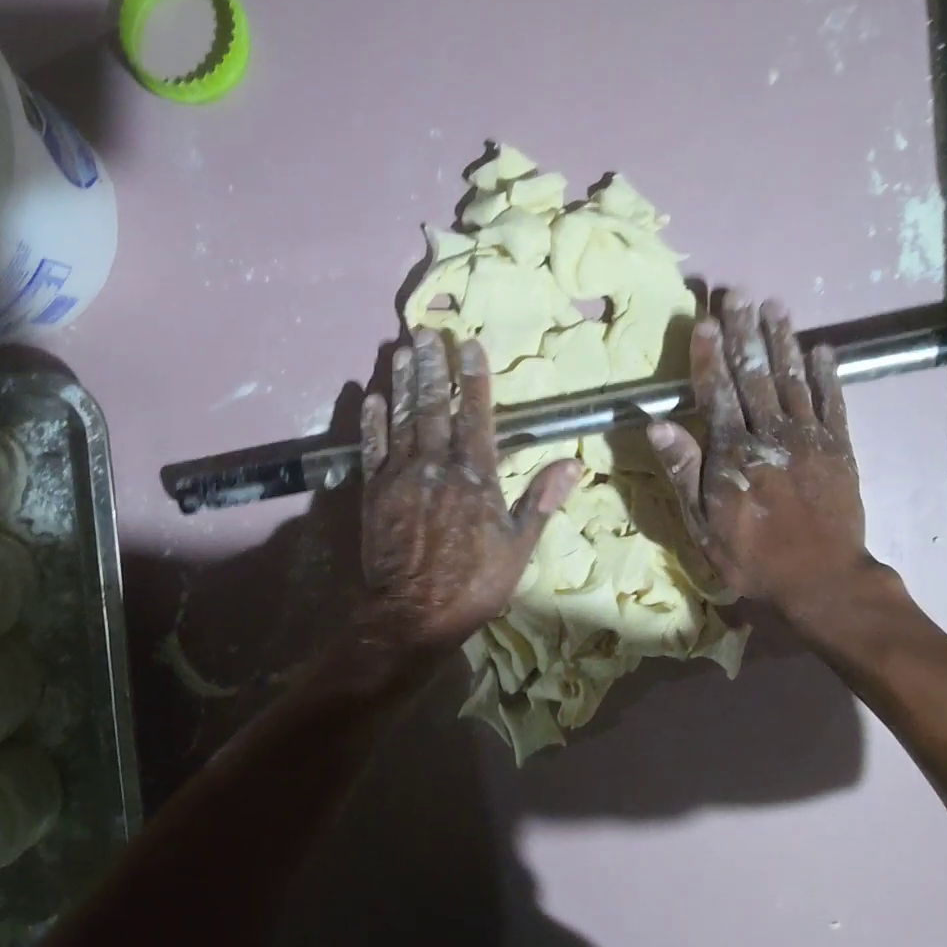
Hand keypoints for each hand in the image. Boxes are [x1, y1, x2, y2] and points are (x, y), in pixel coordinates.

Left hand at [357, 330, 580, 655]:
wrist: (413, 613)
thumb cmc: (474, 583)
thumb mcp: (520, 546)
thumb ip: (542, 499)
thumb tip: (575, 462)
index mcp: (476, 475)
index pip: (477, 414)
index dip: (474, 377)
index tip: (469, 344)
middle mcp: (438, 465)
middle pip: (435, 405)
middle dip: (433, 366)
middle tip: (427, 332)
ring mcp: (402, 476)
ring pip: (402, 418)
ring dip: (402, 383)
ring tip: (402, 350)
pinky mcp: (374, 492)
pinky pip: (371, 448)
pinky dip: (371, 421)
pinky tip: (371, 397)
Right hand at [645, 296, 870, 618]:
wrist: (822, 581)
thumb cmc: (751, 556)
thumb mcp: (701, 523)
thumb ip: (683, 470)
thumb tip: (656, 424)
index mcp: (732, 451)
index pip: (716, 391)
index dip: (708, 355)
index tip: (704, 320)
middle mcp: (770, 434)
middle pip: (754, 374)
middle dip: (743, 333)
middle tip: (737, 295)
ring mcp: (809, 438)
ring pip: (793, 379)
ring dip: (783, 341)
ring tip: (775, 307)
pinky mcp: (840, 449)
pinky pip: (833, 403)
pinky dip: (827, 374)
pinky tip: (822, 348)